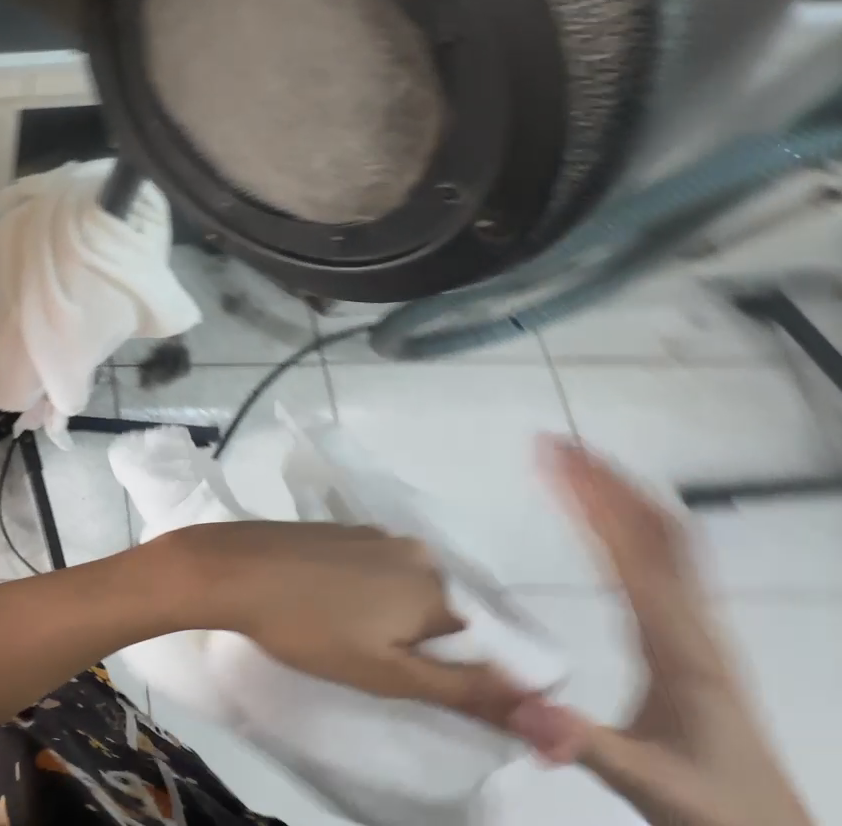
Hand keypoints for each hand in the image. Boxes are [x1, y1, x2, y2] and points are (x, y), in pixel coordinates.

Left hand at [151, 520, 533, 732]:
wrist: (225, 569)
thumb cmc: (305, 626)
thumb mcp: (389, 672)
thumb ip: (468, 690)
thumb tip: (553, 715)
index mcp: (435, 585)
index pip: (475, 641)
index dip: (447, 668)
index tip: (405, 678)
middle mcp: (413, 550)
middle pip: (437, 610)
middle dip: (415, 639)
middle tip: (366, 658)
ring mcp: (367, 533)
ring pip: (399, 588)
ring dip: (383, 614)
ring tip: (340, 632)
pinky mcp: (331, 529)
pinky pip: (365, 568)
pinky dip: (355, 590)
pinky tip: (323, 604)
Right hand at [509, 439, 813, 825]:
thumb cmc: (713, 808)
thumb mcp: (646, 782)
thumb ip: (584, 741)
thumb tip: (522, 705)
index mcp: (680, 647)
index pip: (634, 553)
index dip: (592, 500)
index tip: (548, 459)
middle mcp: (694, 627)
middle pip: (657, 534)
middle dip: (605, 483)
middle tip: (552, 444)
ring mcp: (699, 633)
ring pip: (668, 545)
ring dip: (622, 498)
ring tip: (573, 465)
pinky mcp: (691, 643)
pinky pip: (667, 567)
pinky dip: (635, 528)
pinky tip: (609, 523)